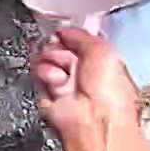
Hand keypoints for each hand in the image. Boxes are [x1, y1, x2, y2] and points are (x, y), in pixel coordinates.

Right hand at [31, 27, 139, 150]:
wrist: (94, 119)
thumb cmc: (111, 92)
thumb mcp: (102, 49)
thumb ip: (81, 36)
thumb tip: (64, 30)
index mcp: (102, 62)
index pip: (78, 40)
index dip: (69, 35)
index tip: (63, 33)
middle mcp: (84, 74)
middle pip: (59, 48)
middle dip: (58, 46)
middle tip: (63, 53)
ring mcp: (66, 84)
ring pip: (46, 59)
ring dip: (50, 60)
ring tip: (60, 70)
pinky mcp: (49, 95)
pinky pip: (38, 74)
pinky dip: (43, 73)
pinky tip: (54, 79)